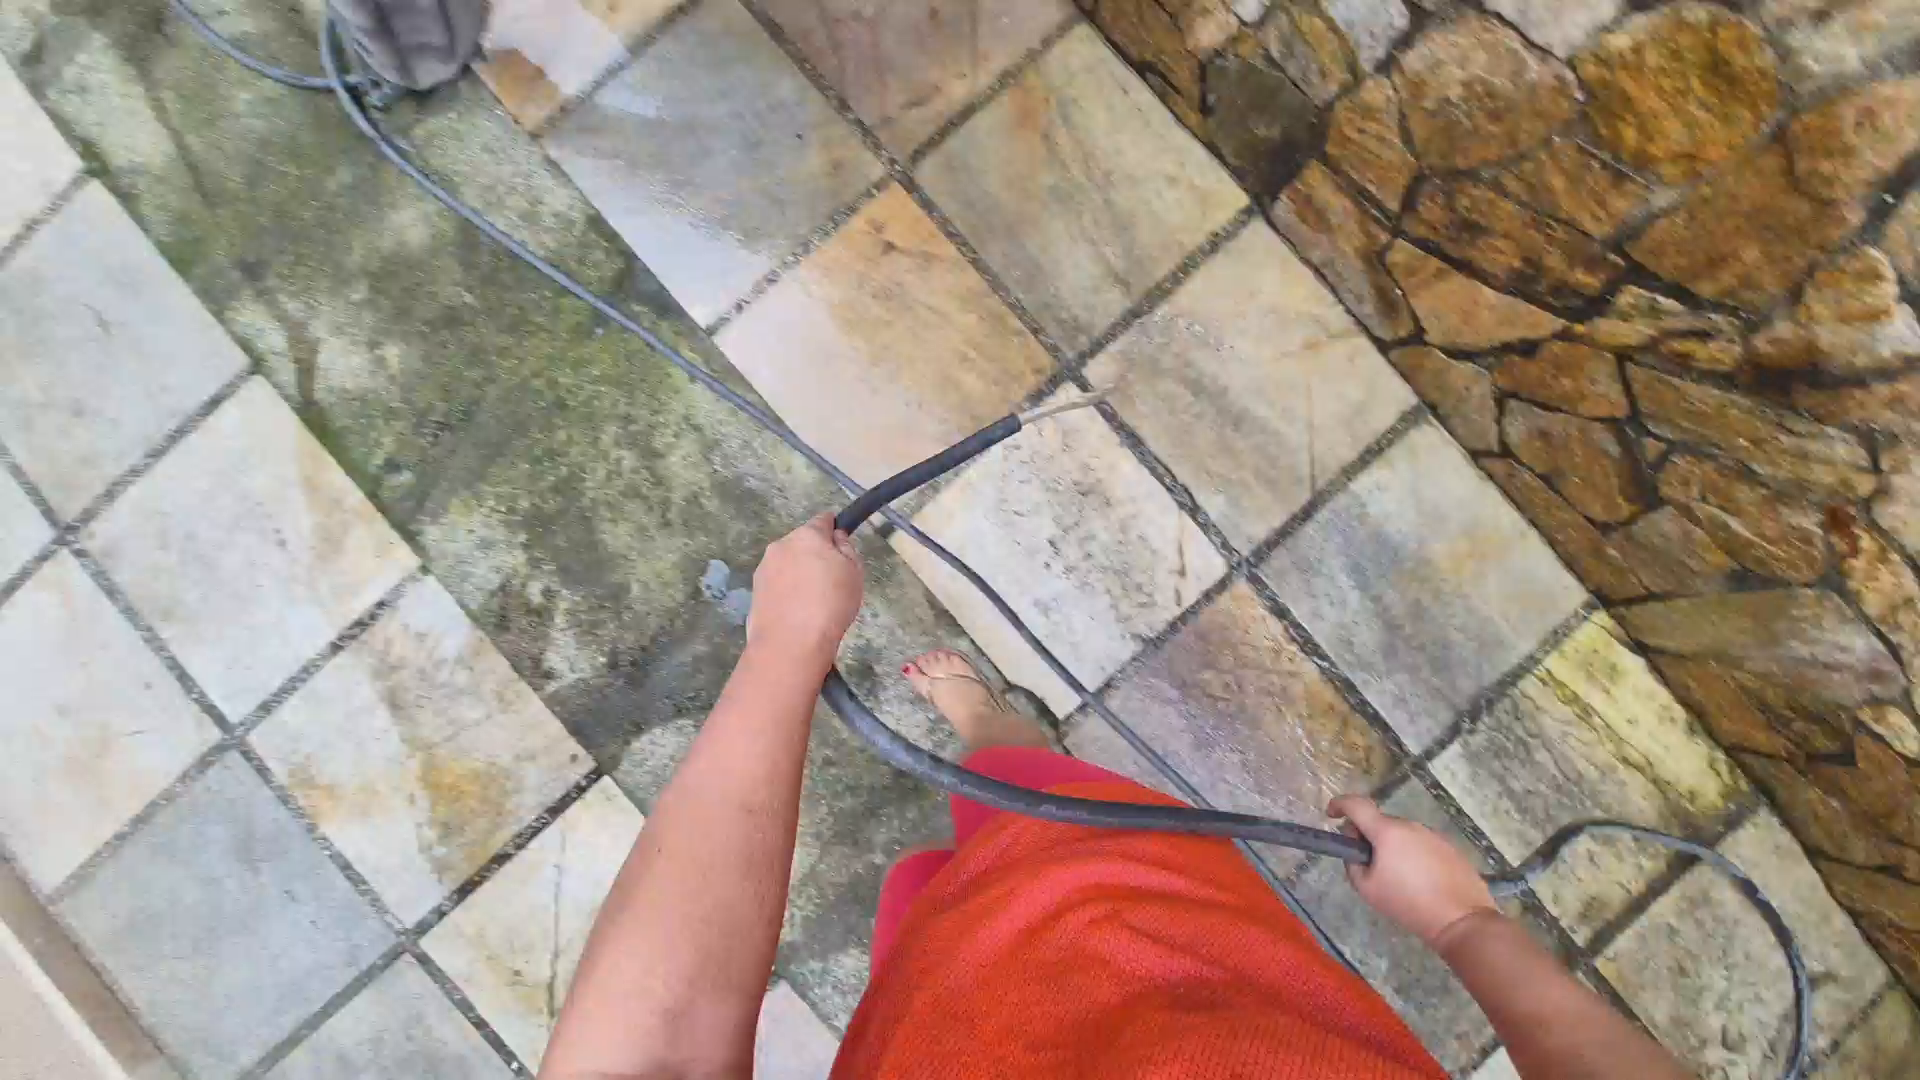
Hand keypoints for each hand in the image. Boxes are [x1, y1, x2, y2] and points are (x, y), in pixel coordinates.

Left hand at [747, 515, 863, 667]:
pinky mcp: (754, 591)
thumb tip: (835, 538)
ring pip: (787, 564)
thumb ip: (846, 549)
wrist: (791, 643)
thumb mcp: (854, 573)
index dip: (834, 530)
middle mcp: (780, 546)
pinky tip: (796, 612)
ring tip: (812, 602)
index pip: (823, 520)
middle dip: (814, 555)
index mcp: (807, 535)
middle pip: (802, 543)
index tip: (841, 547)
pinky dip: (786, 591)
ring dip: (798, 574)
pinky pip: (777, 584)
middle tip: (830, 581)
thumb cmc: (831, 603)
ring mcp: (763, 568)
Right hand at [1328, 795, 1498, 949]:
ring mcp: (1434, 835)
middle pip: (1379, 822)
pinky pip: (1422, 844)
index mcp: (1387, 831)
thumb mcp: (1366, 888)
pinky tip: (1421, 880)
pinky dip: (1414, 855)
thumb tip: (1357, 849)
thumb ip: (1352, 862)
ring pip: (1402, 834)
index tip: (1331, 815)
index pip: (1356, 804)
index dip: (1339, 805)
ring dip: (1393, 846)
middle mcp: (1410, 825)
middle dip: (1369, 836)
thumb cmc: (1409, 904)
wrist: (1463, 921)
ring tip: (1398, 877)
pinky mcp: (1451, 849)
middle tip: (1369, 863)